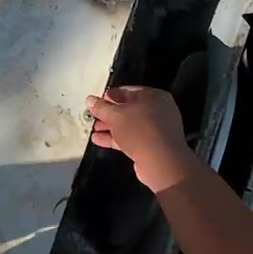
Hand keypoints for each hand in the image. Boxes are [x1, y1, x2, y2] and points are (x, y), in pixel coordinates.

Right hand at [86, 86, 205, 192]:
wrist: (161, 163)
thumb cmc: (141, 131)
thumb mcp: (116, 116)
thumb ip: (101, 107)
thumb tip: (90, 100)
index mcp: (153, 96)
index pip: (128, 91)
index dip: (111, 95)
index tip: (97, 100)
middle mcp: (157, 110)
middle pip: (129, 109)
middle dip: (109, 114)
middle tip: (94, 116)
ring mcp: (156, 129)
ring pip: (129, 125)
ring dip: (111, 127)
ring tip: (93, 129)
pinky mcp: (152, 145)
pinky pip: (132, 138)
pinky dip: (117, 138)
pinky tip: (99, 140)